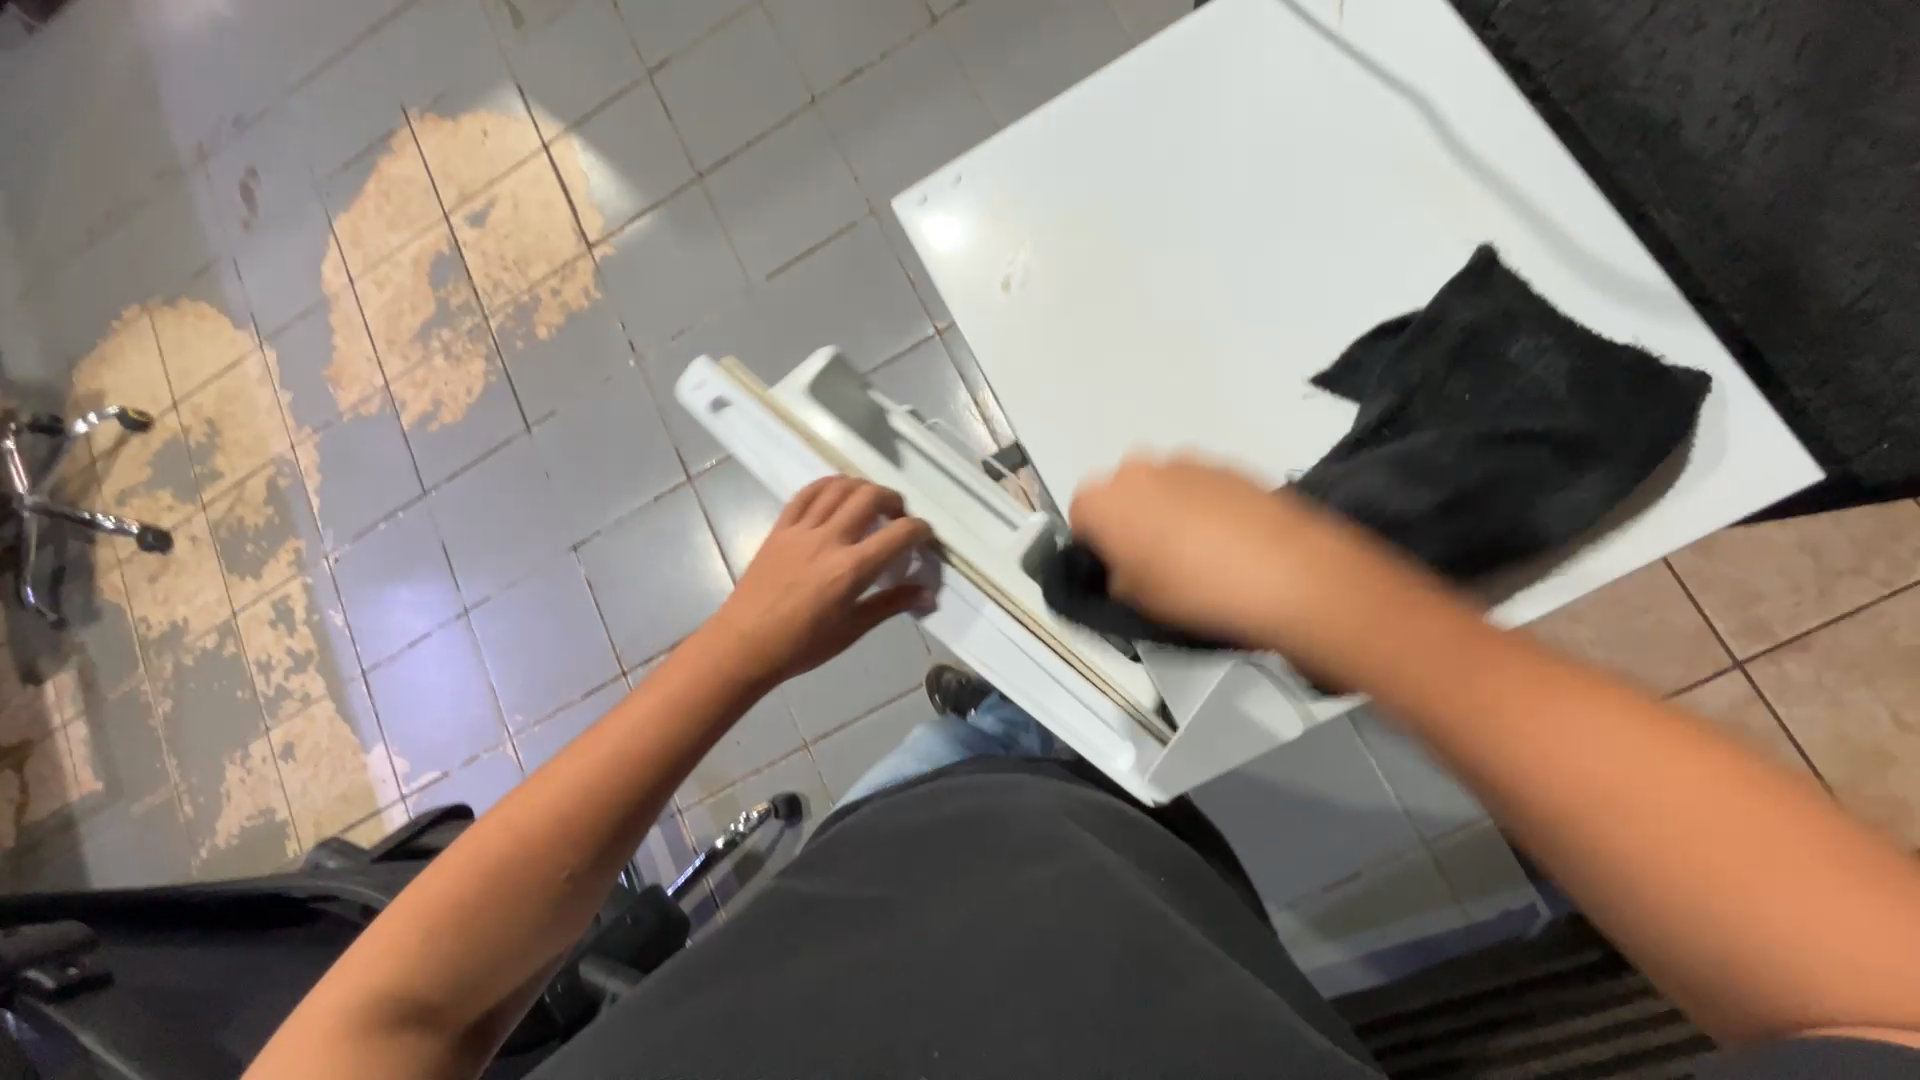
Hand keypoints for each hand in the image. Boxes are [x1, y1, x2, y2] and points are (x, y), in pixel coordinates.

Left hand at [704, 477, 932, 687]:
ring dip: (862, 487)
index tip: (924, 537)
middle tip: (897, 516)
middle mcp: (829, 540)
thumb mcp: (852, 629)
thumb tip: (928, 594)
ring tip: (869, 502)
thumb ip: (891, 604)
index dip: (920, 530)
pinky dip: (828, 486)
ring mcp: (801, 530)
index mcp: (851, 569)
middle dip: (893, 500)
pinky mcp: (780, 528)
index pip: (899, 534)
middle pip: (870, 497)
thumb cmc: (802, 645)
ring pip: (839, 487)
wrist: (744, 644)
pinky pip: (806, 494)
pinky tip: (836, 494)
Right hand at [1068, 454, 1354, 647]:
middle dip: (1129, 521)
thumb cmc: (1198, 588)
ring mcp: (1186, 461)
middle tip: (1151, 564)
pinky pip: (1200, 486)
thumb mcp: (1137, 601)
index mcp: (1104, 499)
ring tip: (1195, 557)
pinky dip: (1204, 507)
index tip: (1113, 569)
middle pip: (1119, 494)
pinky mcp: (1229, 464)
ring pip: (1160, 487)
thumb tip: (1124, 570)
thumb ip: (1115, 576)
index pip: (1078, 516)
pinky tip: (1226, 544)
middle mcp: (1139, 468)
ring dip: (1167, 512)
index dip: (1094, 545)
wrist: (1288, 573)